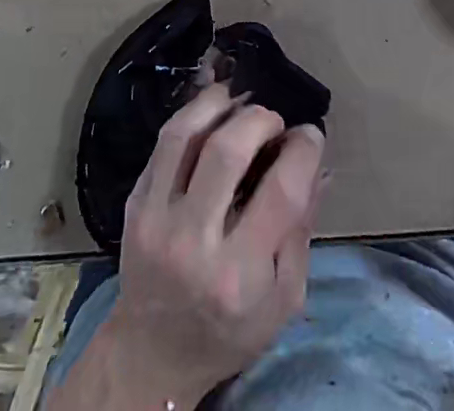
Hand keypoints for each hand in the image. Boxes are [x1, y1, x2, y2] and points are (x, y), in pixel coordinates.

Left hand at [54, 84, 325, 410]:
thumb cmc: (229, 330)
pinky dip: (192, 118)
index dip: (304, 149)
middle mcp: (193, 240)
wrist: (151, 352)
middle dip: (262, 119)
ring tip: (240, 101)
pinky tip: (212, 113)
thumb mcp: (284, 297)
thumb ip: (302, 230)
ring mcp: (155, 218)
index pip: (281, 190)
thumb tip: (319, 166)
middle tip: (275, 122)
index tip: (311, 136)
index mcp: (239, 271)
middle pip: (228, 150)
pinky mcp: (134, 204)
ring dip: (219, 104)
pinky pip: (162, 144)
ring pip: (184, 135)